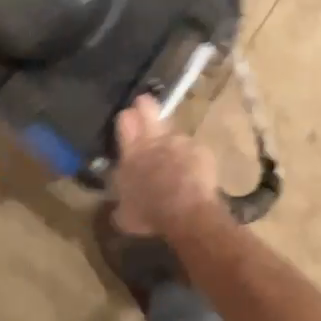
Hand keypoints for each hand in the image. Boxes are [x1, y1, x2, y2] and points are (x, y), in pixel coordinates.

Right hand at [111, 95, 222, 237]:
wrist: (187, 214)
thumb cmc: (150, 213)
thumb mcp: (124, 212)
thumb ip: (121, 198)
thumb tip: (119, 201)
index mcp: (132, 151)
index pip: (125, 118)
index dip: (128, 118)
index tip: (129, 122)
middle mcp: (155, 137)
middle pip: (148, 106)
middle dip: (146, 107)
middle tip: (147, 117)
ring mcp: (180, 140)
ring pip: (173, 131)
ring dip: (172, 143)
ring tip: (176, 162)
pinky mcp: (201, 148)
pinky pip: (194, 149)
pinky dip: (193, 159)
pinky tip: (193, 176)